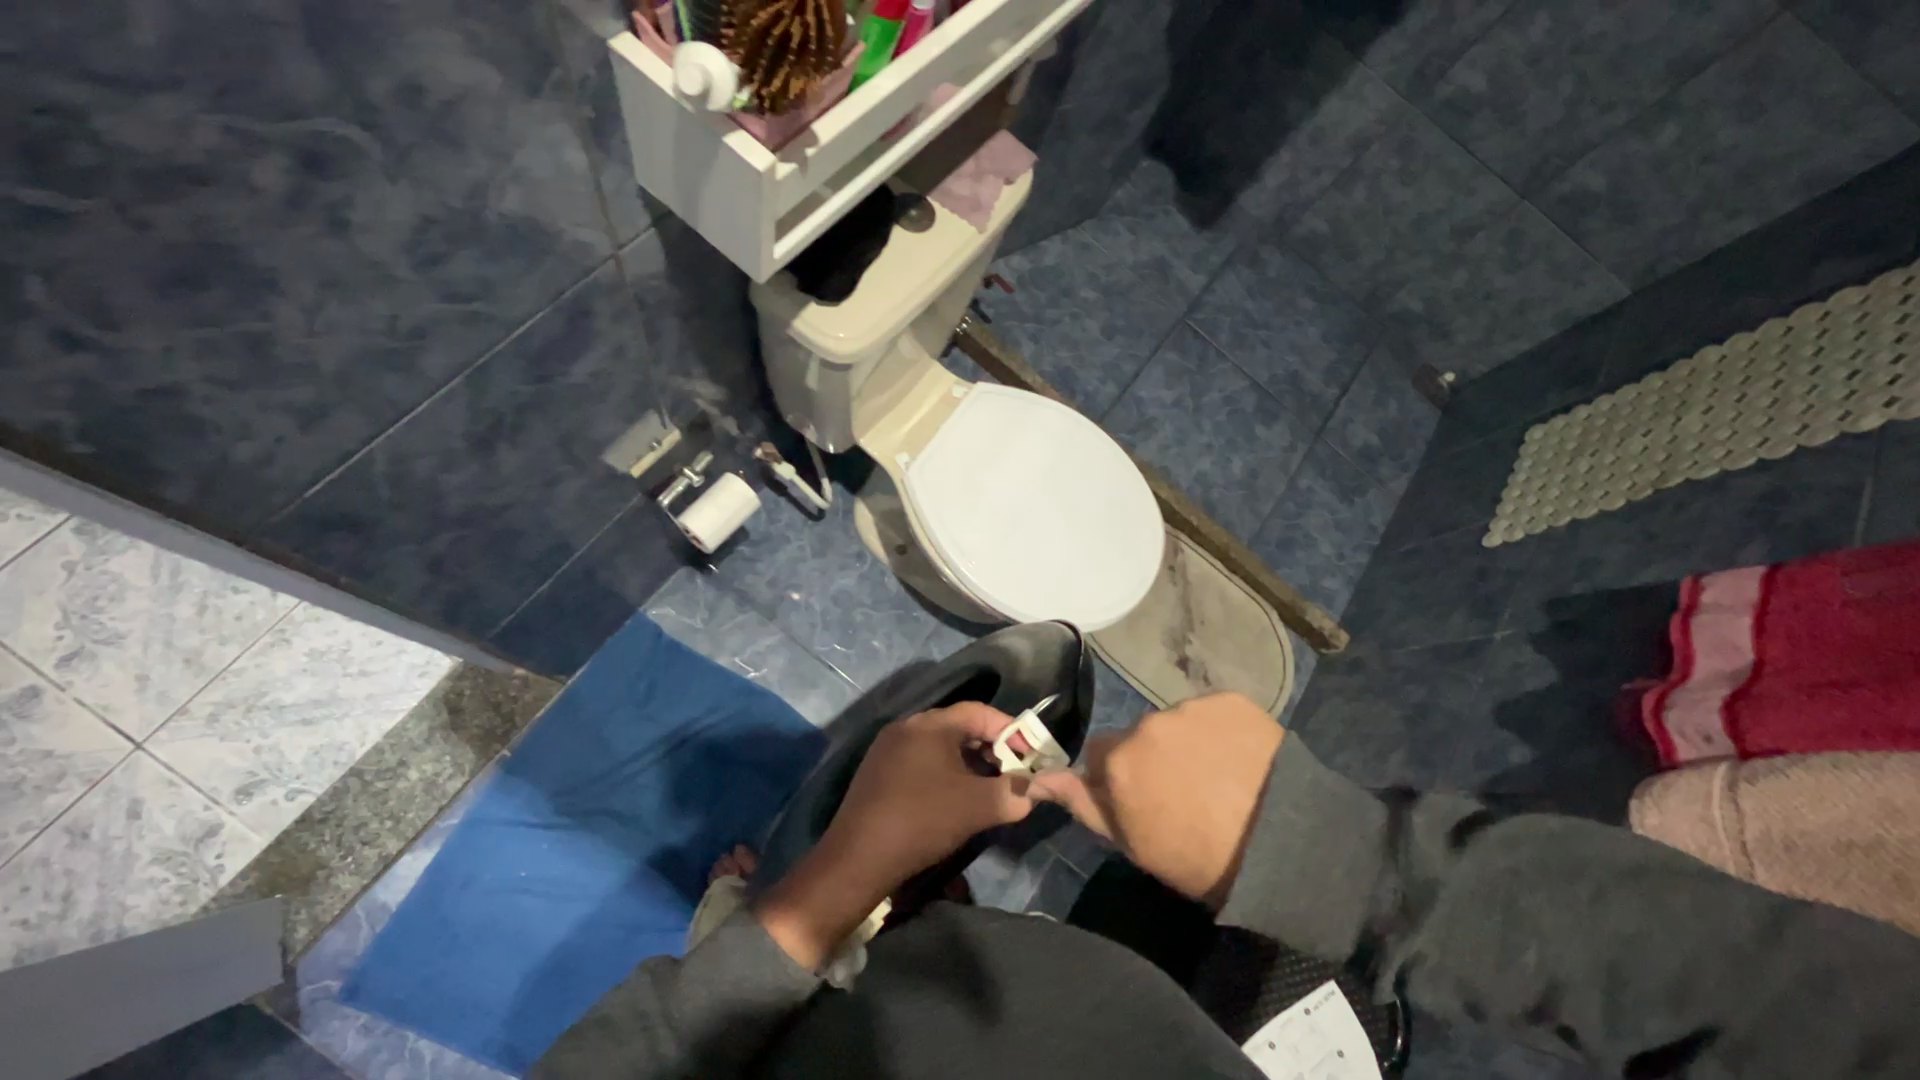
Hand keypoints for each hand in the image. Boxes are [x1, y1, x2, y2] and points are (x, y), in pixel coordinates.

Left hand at [755, 703, 1035, 969]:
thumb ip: (1014, 793)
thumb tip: (1035, 790)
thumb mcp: (977, 807)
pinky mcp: (878, 774)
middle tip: (1014, 775)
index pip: (980, 712)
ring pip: (940, 747)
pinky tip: (956, 801)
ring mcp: (887, 750)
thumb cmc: (922, 820)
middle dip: (992, 749)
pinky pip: (922, 763)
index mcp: (929, 724)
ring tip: (990, 790)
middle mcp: (906, 727)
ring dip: (969, 764)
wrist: (858, 859)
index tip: (1031, 756)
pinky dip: (946, 775)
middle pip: (960, 727)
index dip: (1011, 731)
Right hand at [1030, 692, 1282, 908]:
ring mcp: (1191, 707)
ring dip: (1187, 742)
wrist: (1283, 846)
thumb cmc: (1199, 859)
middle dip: (1153, 756)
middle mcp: (1147, 723)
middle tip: (1186, 791)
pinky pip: (1213, 712)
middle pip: (1139, 735)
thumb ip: (1083, 803)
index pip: (1101, 754)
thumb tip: (1036, 778)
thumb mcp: (1133, 843)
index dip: (1121, 778)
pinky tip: (1241, 759)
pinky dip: (1221, 731)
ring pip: (1177, 722)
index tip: (1145, 799)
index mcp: (1118, 760)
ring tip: (1220, 777)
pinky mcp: (1231, 700)